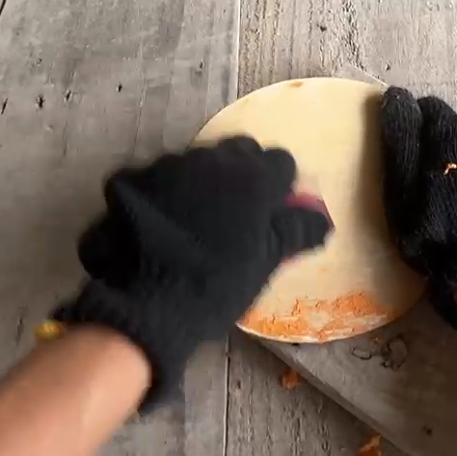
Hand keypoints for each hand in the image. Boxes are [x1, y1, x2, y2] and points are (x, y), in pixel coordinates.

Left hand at [52, 137, 331, 407]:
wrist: (143, 304)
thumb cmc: (217, 285)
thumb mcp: (265, 263)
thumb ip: (296, 232)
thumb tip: (323, 218)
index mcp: (253, 177)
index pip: (281, 161)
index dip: (280, 185)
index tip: (272, 209)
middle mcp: (214, 159)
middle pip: (240, 151)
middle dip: (243, 172)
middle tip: (237, 211)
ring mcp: (170, 164)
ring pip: (198, 161)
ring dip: (203, 180)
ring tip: (194, 219)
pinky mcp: (133, 177)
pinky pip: (158, 176)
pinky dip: (163, 192)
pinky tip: (158, 222)